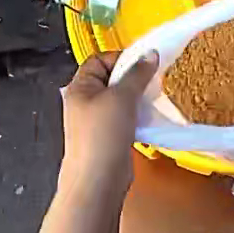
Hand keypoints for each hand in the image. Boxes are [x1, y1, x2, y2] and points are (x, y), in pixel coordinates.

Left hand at [58, 51, 155, 191]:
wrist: (98, 178)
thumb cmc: (103, 134)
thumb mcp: (122, 97)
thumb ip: (137, 73)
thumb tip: (151, 53)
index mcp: (80, 87)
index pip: (99, 60)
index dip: (120, 57)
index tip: (143, 63)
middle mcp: (86, 101)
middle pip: (112, 79)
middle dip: (133, 78)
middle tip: (152, 80)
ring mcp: (98, 120)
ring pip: (122, 99)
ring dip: (138, 97)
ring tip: (153, 98)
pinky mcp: (110, 135)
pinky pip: (126, 117)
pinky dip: (138, 115)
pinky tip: (150, 117)